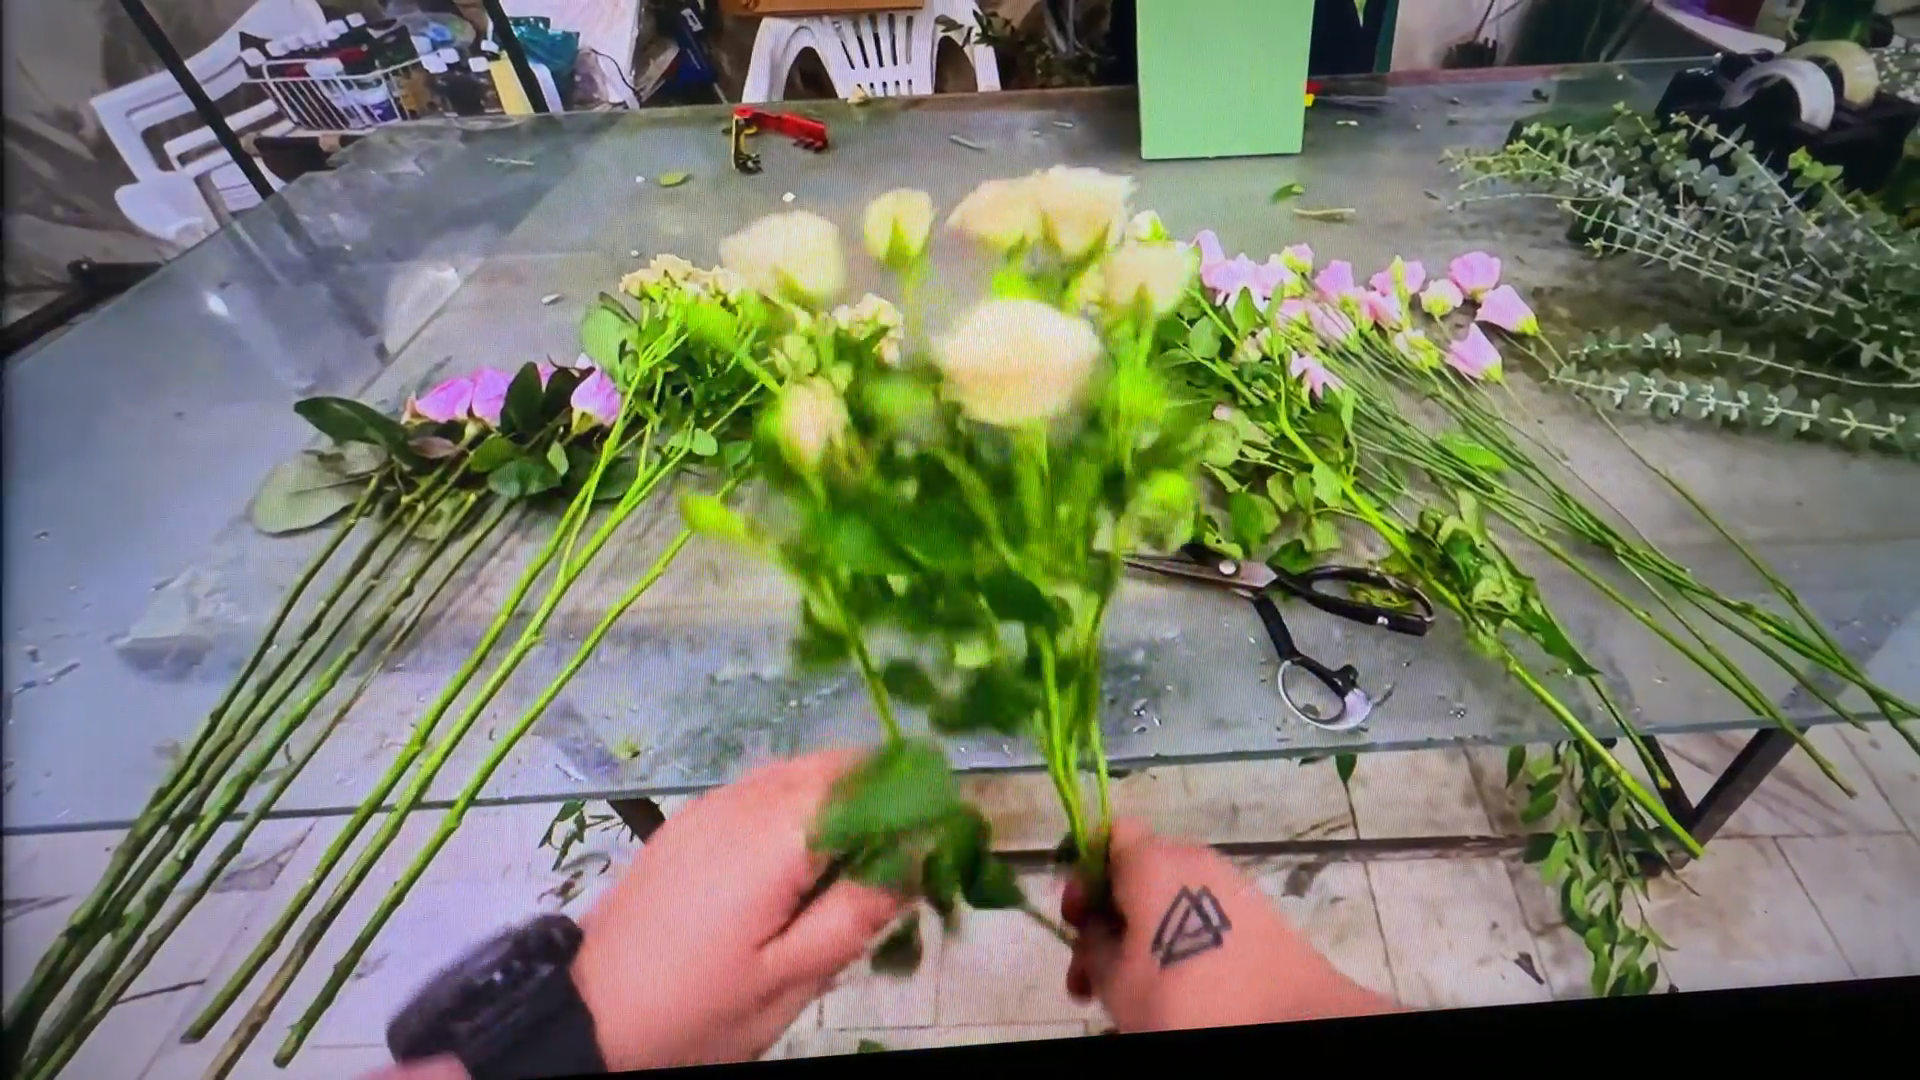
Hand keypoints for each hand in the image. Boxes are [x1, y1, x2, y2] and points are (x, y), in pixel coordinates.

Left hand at [569, 750, 906, 1068]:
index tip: (942, 820)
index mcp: (779, 836)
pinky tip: (802, 845)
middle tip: (903, 839)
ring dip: (841, 790)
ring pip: (801, 768)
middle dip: (880, 787)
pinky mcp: (695, 815)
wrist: (583, 1019)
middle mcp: (749, 799)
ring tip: (859, 845)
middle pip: (835, 765)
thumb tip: (921, 855)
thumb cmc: (696, 1010)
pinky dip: (801, 797)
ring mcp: (716, 802)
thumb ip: (858, 912)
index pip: (866, 785)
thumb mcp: (789, 980)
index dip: (911, 794)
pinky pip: (766, 784)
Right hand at [1061, 819, 1391, 1031]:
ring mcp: (1228, 885)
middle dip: (1107, 924)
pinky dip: (1181, 949)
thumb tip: (1095, 934)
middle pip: (1133, 876)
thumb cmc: (1188, 996)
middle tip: (1090, 976)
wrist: (1291, 1024)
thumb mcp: (1117, 982)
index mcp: (1150, 858)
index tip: (1076, 918)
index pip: (1104, 834)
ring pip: (1167, 906)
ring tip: (1131, 998)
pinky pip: (1202, 922)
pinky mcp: (1258, 916)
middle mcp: (1189, 857)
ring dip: (1142, 944)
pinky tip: (1175, 995)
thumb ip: (1091, 948)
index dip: (1082, 872)